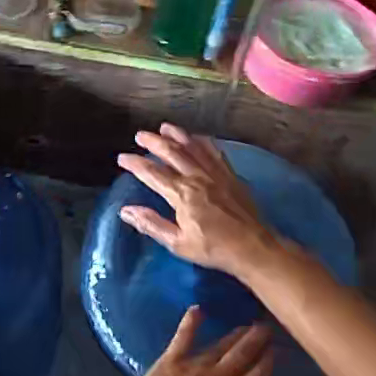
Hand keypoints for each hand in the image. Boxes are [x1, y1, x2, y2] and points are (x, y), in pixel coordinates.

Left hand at [101, 307, 273, 375]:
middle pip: (244, 355)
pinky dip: (191, 322)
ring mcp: (195, 367)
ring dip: (235, 334)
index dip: (269, 361)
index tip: (277, 349)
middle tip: (266, 326)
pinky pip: (183, 337)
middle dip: (257, 339)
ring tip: (246, 324)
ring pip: (220, 345)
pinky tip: (197, 308)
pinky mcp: (170, 361)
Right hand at [116, 123, 278, 277]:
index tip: (122, 158)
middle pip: (172, 152)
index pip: (152, 173)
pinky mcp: (230, 175)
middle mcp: (197, 177)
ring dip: (177, 135)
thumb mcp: (177, 243)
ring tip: (164, 127)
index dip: (135, 163)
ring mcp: (215, 174)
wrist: (252, 247)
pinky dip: (202, 141)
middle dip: (153, 142)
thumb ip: (151, 224)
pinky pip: (214, 151)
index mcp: (181, 194)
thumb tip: (126, 210)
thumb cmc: (213, 248)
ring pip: (193, 147)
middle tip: (140, 135)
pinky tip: (196, 137)